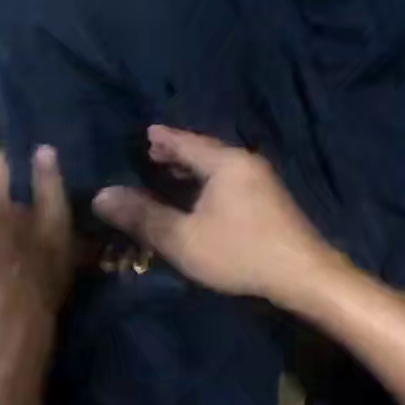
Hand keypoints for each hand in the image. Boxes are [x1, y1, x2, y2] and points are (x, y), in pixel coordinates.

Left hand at [0, 147, 76, 335]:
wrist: (16, 322)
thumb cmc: (43, 269)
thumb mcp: (57, 222)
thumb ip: (49, 182)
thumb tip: (42, 148)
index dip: (18, 159)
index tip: (37, 169)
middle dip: (3, 178)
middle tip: (31, 190)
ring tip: (18, 211)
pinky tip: (0, 233)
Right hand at [91, 126, 346, 302]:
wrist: (302, 272)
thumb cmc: (239, 252)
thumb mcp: (183, 238)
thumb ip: (143, 216)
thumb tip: (103, 194)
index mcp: (225, 162)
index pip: (187, 142)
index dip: (164, 139)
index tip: (146, 132)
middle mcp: (245, 162)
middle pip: (206, 150)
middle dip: (178, 151)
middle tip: (153, 151)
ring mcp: (262, 179)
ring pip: (220, 165)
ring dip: (195, 167)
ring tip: (172, 171)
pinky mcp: (270, 198)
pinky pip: (231, 177)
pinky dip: (210, 179)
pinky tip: (203, 195)